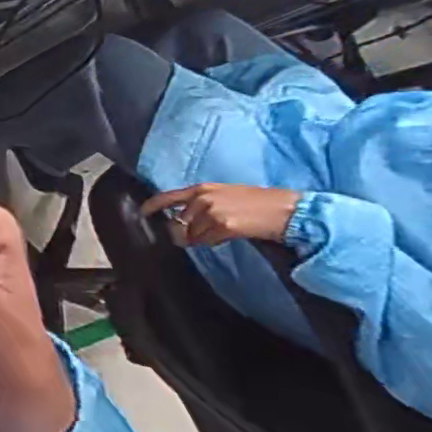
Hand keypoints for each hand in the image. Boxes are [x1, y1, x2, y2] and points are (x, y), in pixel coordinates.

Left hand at [142, 183, 300, 246]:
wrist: (290, 210)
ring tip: (220, 233)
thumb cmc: (261, 202)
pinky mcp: (222, 226)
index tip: (142, 213)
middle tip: (202, 233)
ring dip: (200, 238)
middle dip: (184, 231)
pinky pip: (205, 241)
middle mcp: (202, 198)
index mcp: (202, 188)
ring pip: (191, 233)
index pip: (167, 197)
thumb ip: (202, 203)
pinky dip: (212, 242)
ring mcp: (211, 212)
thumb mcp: (226, 194)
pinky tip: (227, 237)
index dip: (152, 206)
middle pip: (178, 222)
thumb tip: (182, 219)